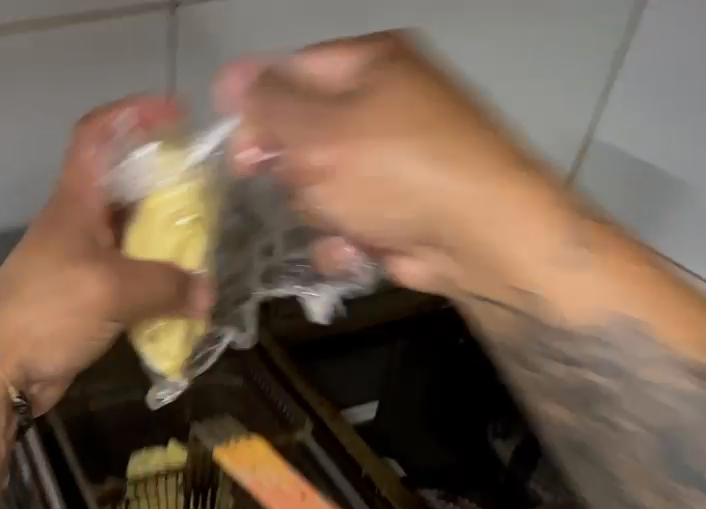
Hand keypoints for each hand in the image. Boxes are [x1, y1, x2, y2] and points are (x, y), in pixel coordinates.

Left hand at [0, 96, 209, 413]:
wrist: (3, 369)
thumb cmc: (50, 311)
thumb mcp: (113, 290)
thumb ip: (166, 286)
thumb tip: (206, 294)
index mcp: (76, 201)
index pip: (97, 134)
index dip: (133, 114)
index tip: (175, 118)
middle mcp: (78, 226)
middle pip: (125, 189)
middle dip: (167, 189)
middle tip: (209, 200)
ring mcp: (81, 266)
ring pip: (130, 241)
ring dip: (165, 246)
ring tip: (204, 252)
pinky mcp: (85, 304)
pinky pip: (128, 286)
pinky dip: (154, 290)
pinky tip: (182, 301)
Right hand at [218, 32, 577, 296]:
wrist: (475, 234)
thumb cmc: (394, 171)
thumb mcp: (319, 133)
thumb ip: (269, 106)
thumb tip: (230, 77)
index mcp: (367, 63)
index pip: (288, 74)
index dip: (255, 111)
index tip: (235, 154)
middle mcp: (380, 103)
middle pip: (300, 136)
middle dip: (294, 172)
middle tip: (304, 186)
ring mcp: (388, 160)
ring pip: (316, 187)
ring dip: (319, 212)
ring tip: (343, 221)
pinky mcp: (392, 207)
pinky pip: (341, 220)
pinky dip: (342, 239)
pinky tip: (355, 248)